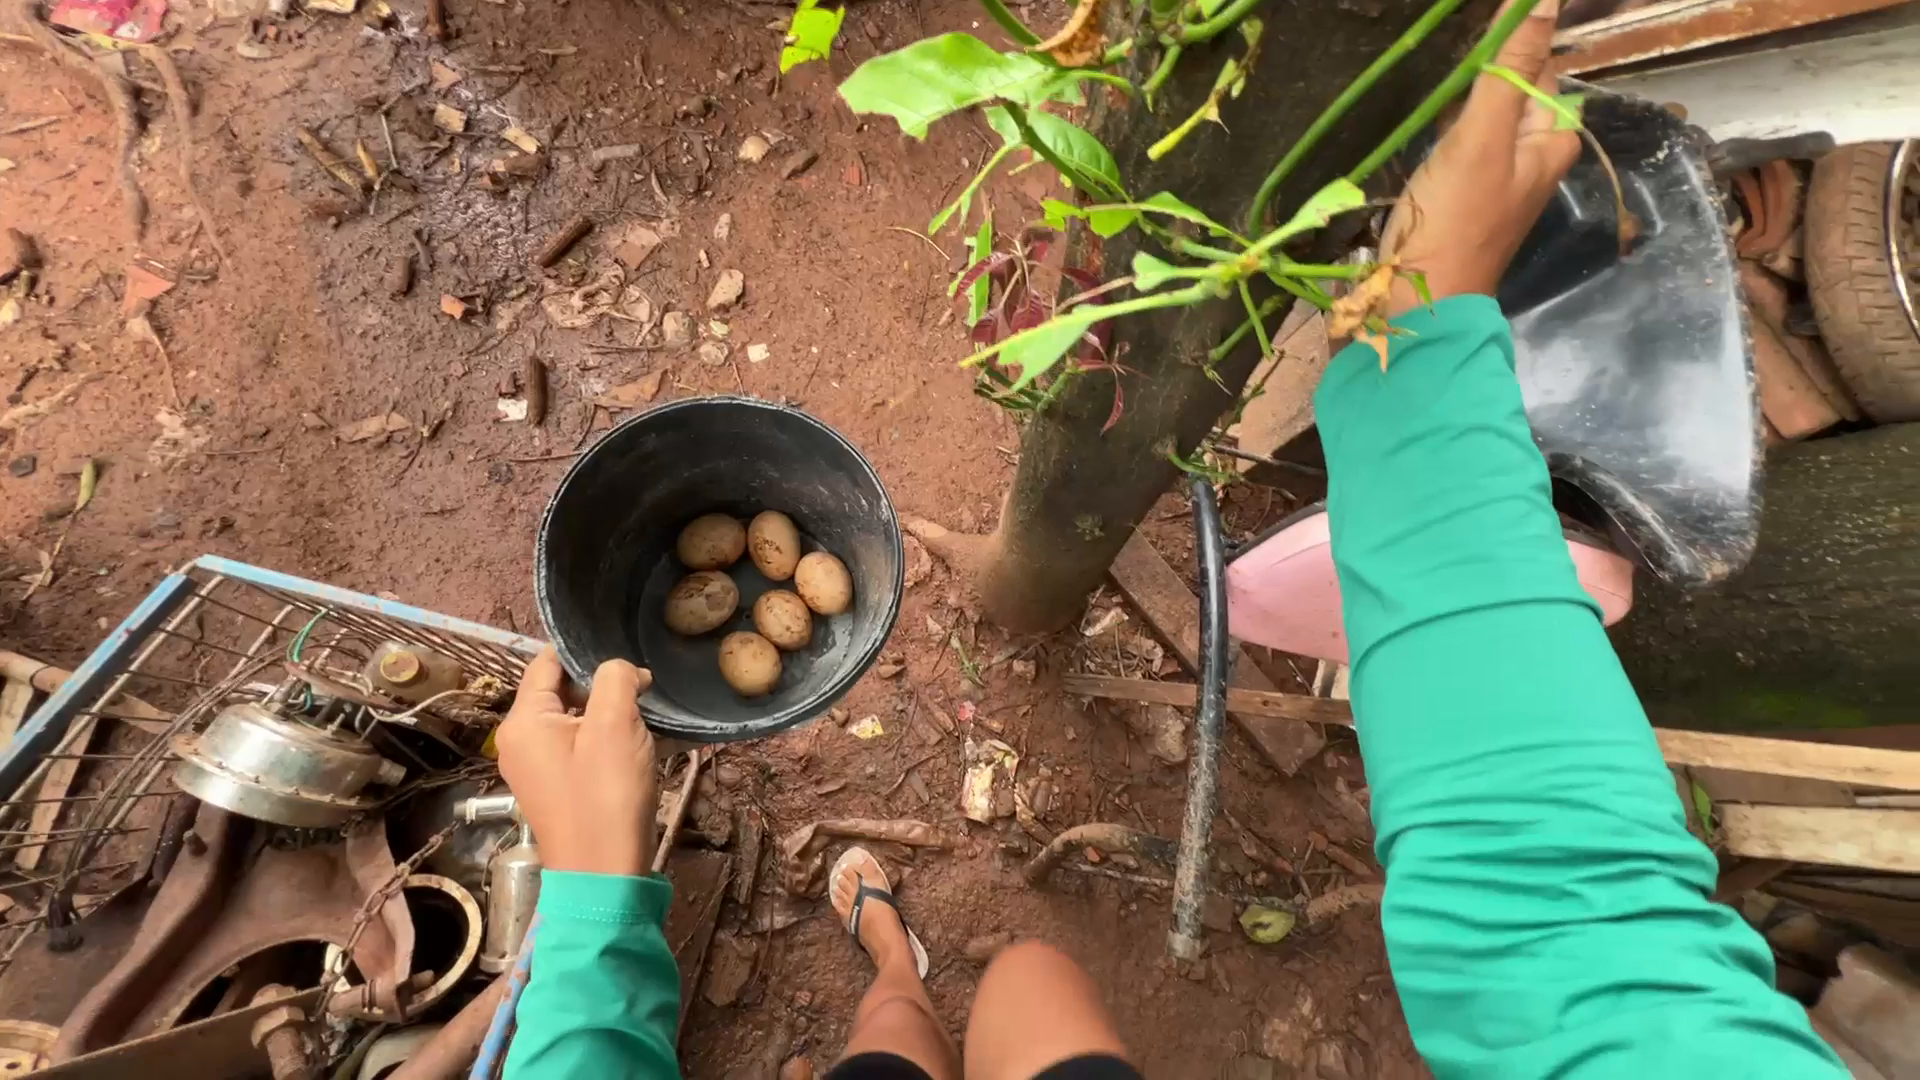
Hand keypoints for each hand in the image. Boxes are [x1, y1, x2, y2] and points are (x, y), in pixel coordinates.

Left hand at [496, 648, 659, 876]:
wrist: (604, 871)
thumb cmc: (605, 793)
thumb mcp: (615, 725)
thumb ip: (615, 679)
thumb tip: (621, 669)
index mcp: (524, 721)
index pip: (547, 663)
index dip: (584, 651)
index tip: (625, 650)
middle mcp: (521, 741)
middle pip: (564, 689)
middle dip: (605, 684)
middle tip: (644, 690)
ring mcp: (539, 766)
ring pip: (578, 717)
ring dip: (612, 712)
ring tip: (647, 717)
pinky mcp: (559, 784)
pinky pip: (583, 744)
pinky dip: (610, 736)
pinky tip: (642, 744)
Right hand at [1381, 0, 1578, 316]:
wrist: (1414, 309)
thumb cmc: (1452, 224)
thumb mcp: (1481, 139)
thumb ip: (1508, 70)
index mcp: (1549, 141)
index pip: (1534, 70)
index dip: (1502, 55)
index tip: (1462, 64)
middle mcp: (1527, 163)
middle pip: (1502, 102)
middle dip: (1471, 93)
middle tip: (1437, 104)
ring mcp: (1489, 192)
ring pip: (1472, 135)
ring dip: (1447, 127)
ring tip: (1422, 134)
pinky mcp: (1454, 215)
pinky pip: (1449, 168)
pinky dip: (1432, 159)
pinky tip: (1413, 168)